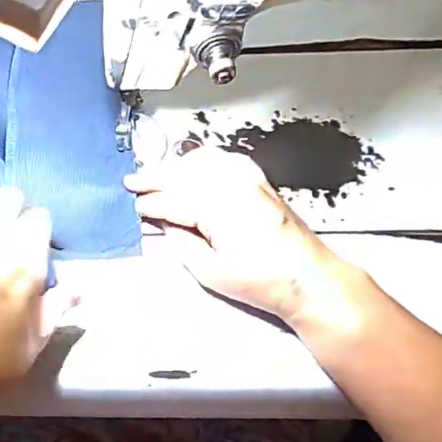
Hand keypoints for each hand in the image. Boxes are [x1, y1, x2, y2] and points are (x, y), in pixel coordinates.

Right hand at [126, 148, 368, 326]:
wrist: (309, 278)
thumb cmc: (263, 281)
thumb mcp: (211, 272)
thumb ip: (182, 243)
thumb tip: (165, 225)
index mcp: (220, 208)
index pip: (173, 199)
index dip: (150, 204)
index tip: (135, 209)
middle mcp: (235, 185)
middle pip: (185, 173)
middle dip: (155, 177)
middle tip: (133, 182)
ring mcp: (250, 179)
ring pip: (202, 161)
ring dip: (176, 166)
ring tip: (156, 175)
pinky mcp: (259, 180)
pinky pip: (224, 159)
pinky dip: (202, 160)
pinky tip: (192, 167)